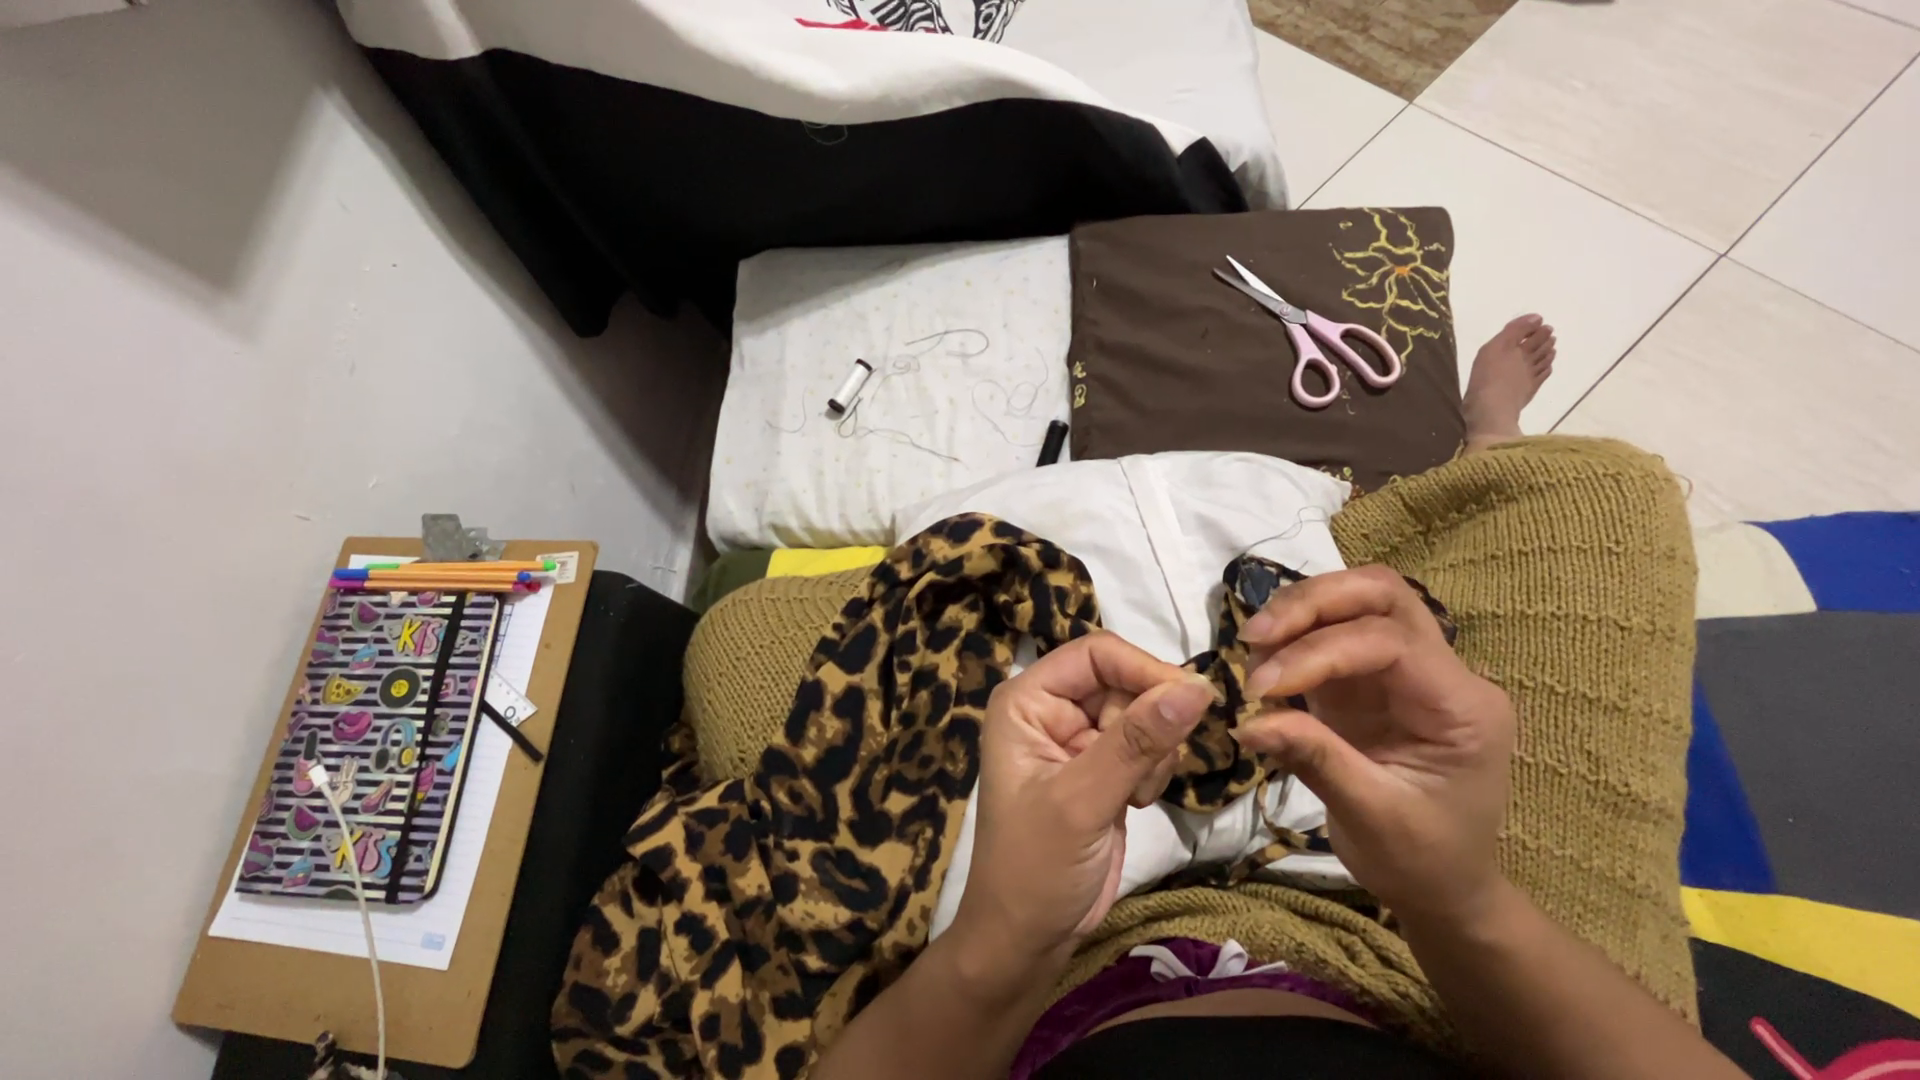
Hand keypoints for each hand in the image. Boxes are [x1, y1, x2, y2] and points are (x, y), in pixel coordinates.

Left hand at [953, 632, 1216, 956]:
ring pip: (1144, 714)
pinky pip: (1147, 746)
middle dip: (1149, 722)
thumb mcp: (1082, 800)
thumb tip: (1197, 686)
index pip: (1096, 654)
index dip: (1144, 670)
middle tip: (1146, 773)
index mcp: (1026, 701)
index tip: (1192, 701)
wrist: (1028, 937)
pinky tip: (1134, 805)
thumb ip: (1137, 742)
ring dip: (1154, 752)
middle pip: (1124, 681)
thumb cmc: (1036, 867)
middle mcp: (1051, 710)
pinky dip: (1154, 770)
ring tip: (1132, 796)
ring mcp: (1079, 740)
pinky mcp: (1104, 769)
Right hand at [1234, 566, 1514, 924]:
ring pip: (1356, 602)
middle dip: (1314, 603)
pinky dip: (1292, 638)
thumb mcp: (1372, 816)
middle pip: (1382, 594)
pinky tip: (1262, 661)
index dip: (1321, 651)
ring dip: (1299, 613)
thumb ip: (1315, 758)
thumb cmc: (1423, 860)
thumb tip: (1247, 721)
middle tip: (1255, 636)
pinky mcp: (1369, 681)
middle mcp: (1442, 673)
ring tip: (1253, 650)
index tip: (1264, 687)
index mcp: (1463, 706)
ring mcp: (1405, 671)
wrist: (1443, 889)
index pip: (1390, 641)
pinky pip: (1331, 634)